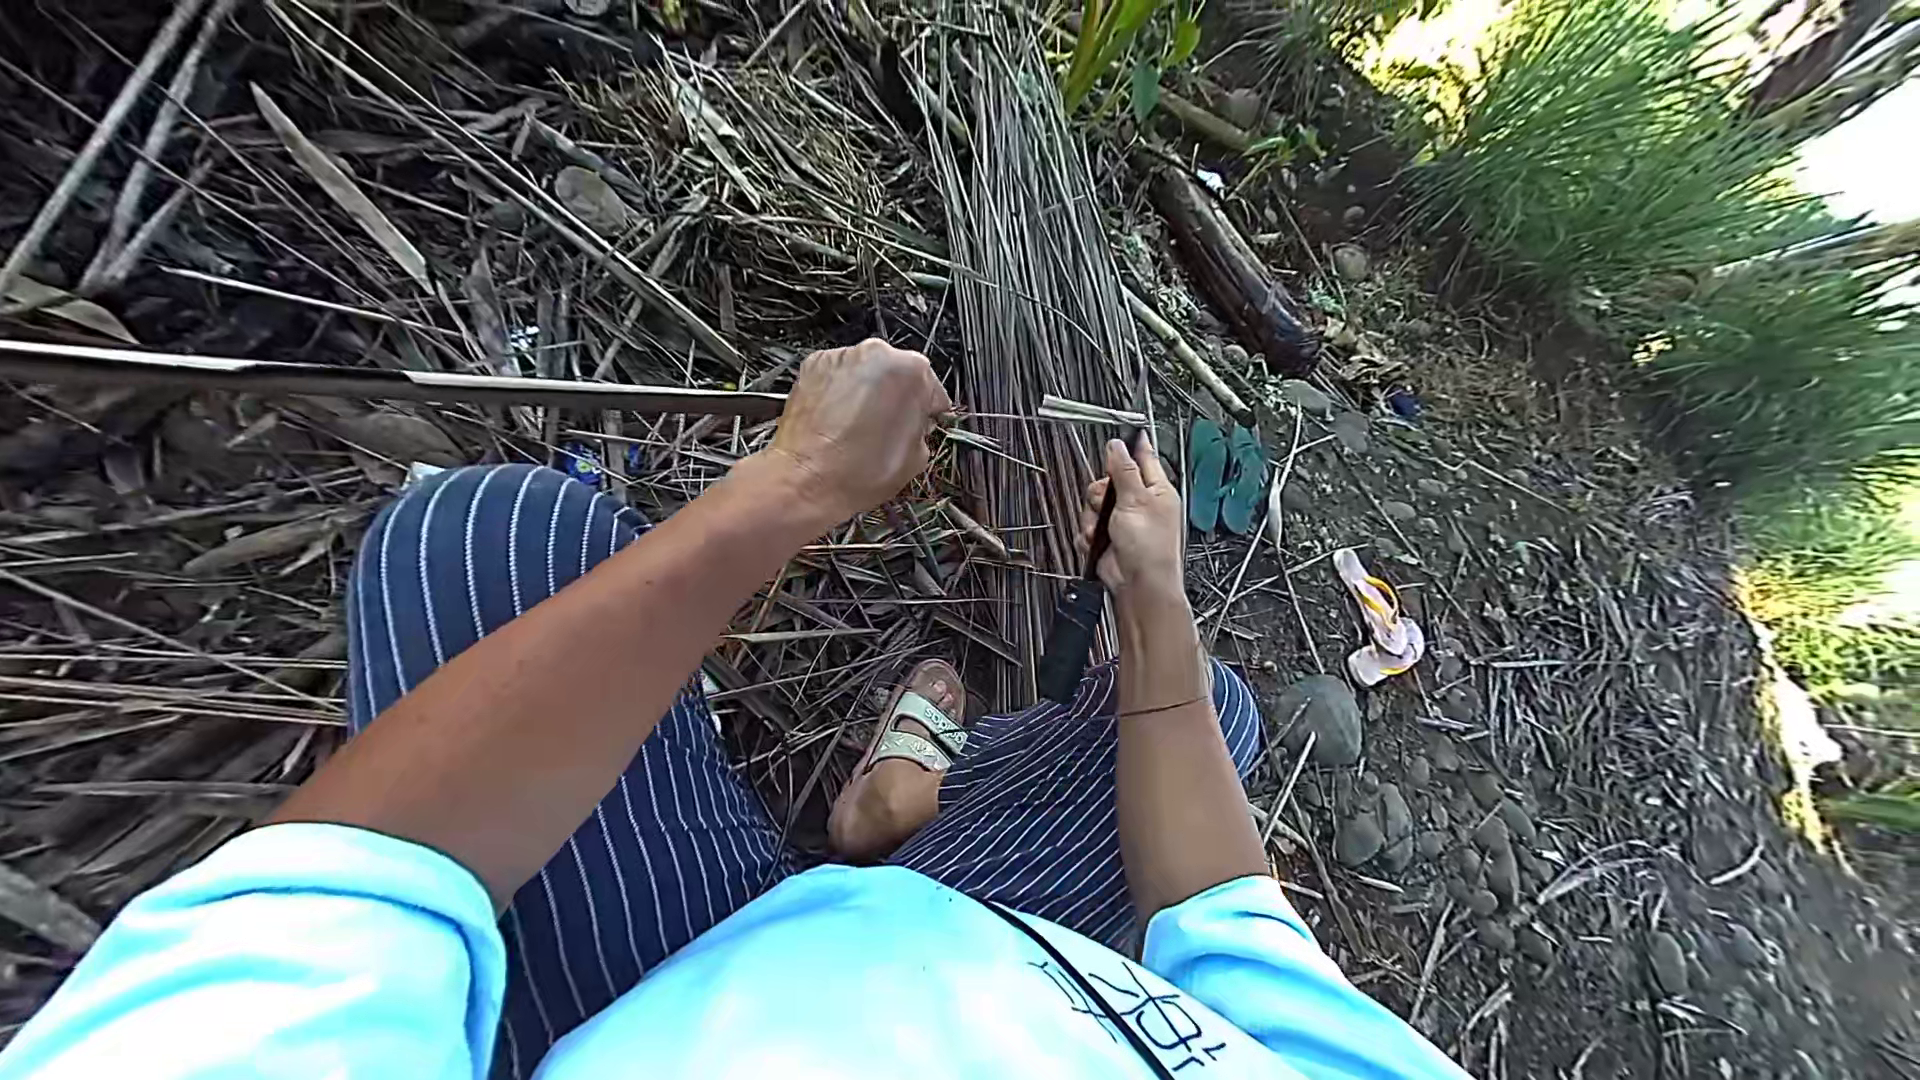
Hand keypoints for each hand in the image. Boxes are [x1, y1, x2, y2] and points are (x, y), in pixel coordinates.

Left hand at [759, 338, 951, 521]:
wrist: (807, 481)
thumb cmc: (856, 473)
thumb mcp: (916, 458)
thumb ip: (923, 428)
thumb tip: (916, 422)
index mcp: (911, 371)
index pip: (933, 388)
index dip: (928, 411)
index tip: (921, 423)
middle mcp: (876, 354)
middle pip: (898, 374)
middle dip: (896, 399)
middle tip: (888, 431)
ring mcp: (842, 357)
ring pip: (867, 373)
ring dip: (867, 394)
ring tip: (859, 430)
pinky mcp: (813, 366)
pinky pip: (838, 377)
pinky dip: (840, 394)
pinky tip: (839, 422)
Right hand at [1078, 436, 1185, 607]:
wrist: (1138, 585)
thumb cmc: (1150, 548)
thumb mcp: (1136, 500)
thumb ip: (1124, 470)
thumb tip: (1118, 445)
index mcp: (1156, 490)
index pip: (1143, 458)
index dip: (1130, 447)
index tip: (1122, 434)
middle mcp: (1139, 504)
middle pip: (1108, 482)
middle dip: (1099, 494)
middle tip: (1105, 503)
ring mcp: (1122, 522)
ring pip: (1093, 505)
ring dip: (1091, 518)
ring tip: (1102, 530)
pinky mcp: (1107, 538)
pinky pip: (1087, 527)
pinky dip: (1087, 535)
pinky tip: (1097, 542)